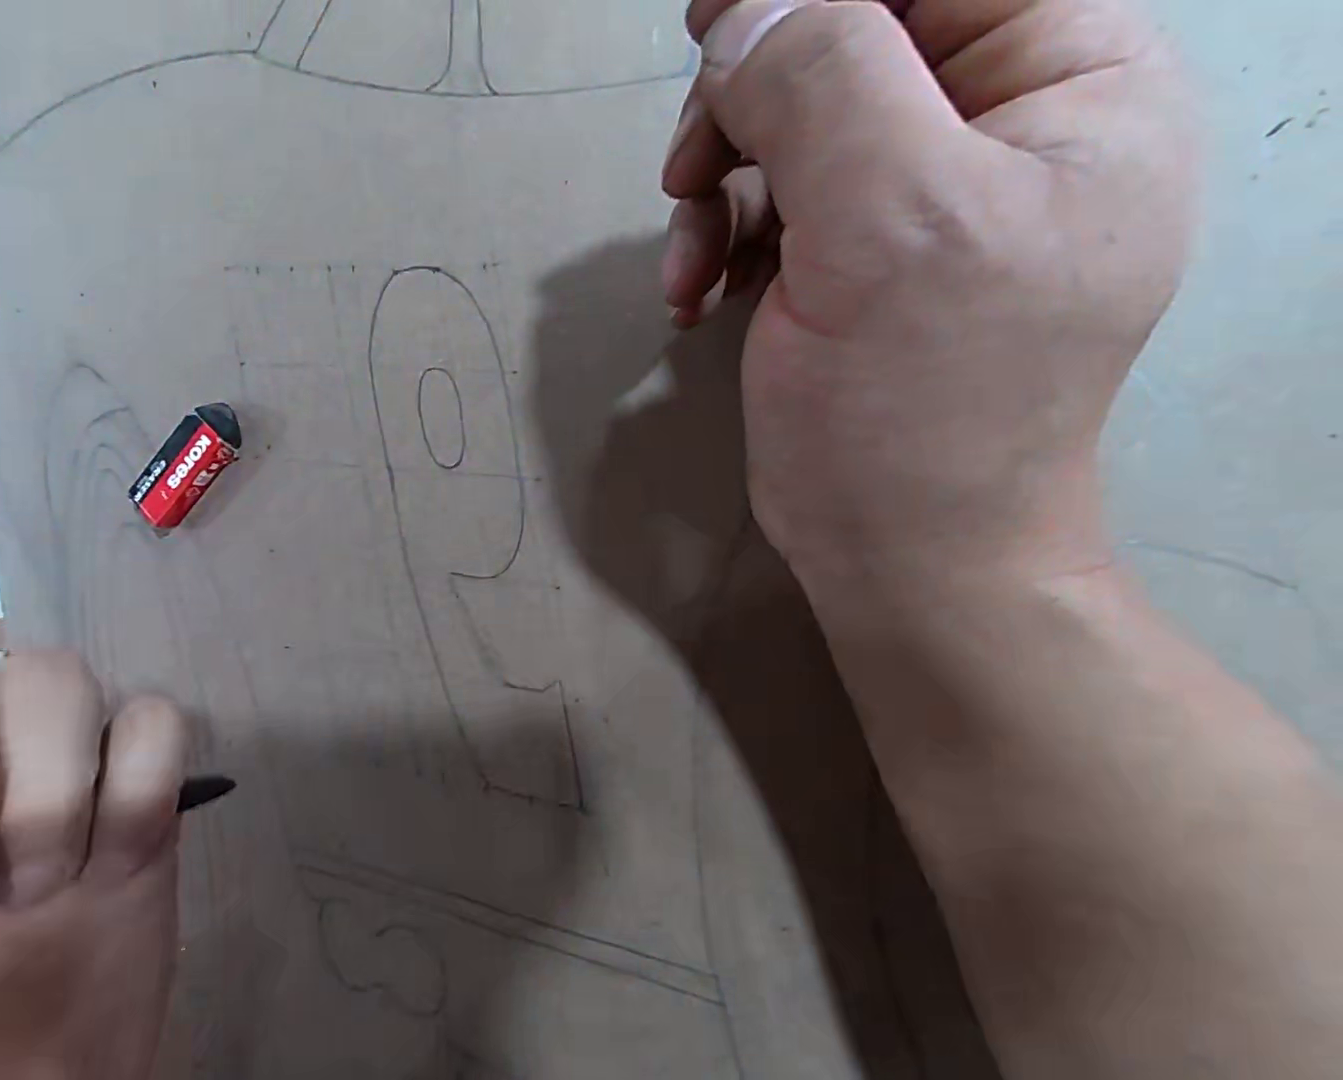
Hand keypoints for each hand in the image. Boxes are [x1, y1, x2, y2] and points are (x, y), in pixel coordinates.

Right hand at [662, 0, 1196, 590]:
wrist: (900, 545)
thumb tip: (745, 20)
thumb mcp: (887, 227)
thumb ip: (824, 89)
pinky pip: (764, 215)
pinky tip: (693, 296)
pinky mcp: (839, 270)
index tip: (706, 20)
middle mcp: (986, 134)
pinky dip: (715, 245)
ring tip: (687, 270)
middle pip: (842, 51)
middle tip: (683, 176)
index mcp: (1058, 85)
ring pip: (785, 139)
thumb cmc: (918, 401)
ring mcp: (904, 208)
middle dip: (745, 111)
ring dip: (715, 193)